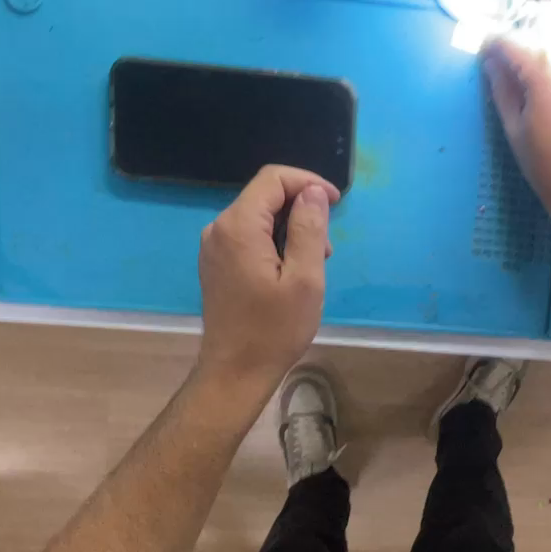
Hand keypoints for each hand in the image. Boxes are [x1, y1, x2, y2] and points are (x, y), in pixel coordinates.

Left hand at [196, 165, 340, 391]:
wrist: (235, 372)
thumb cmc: (274, 330)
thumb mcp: (305, 279)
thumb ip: (310, 229)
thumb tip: (314, 193)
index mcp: (239, 226)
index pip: (273, 179)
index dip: (308, 183)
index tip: (336, 203)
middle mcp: (219, 228)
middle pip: (264, 195)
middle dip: (301, 209)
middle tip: (327, 246)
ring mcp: (214, 247)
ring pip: (258, 217)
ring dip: (290, 228)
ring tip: (314, 263)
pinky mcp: (216, 264)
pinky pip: (249, 237)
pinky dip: (274, 242)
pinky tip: (291, 271)